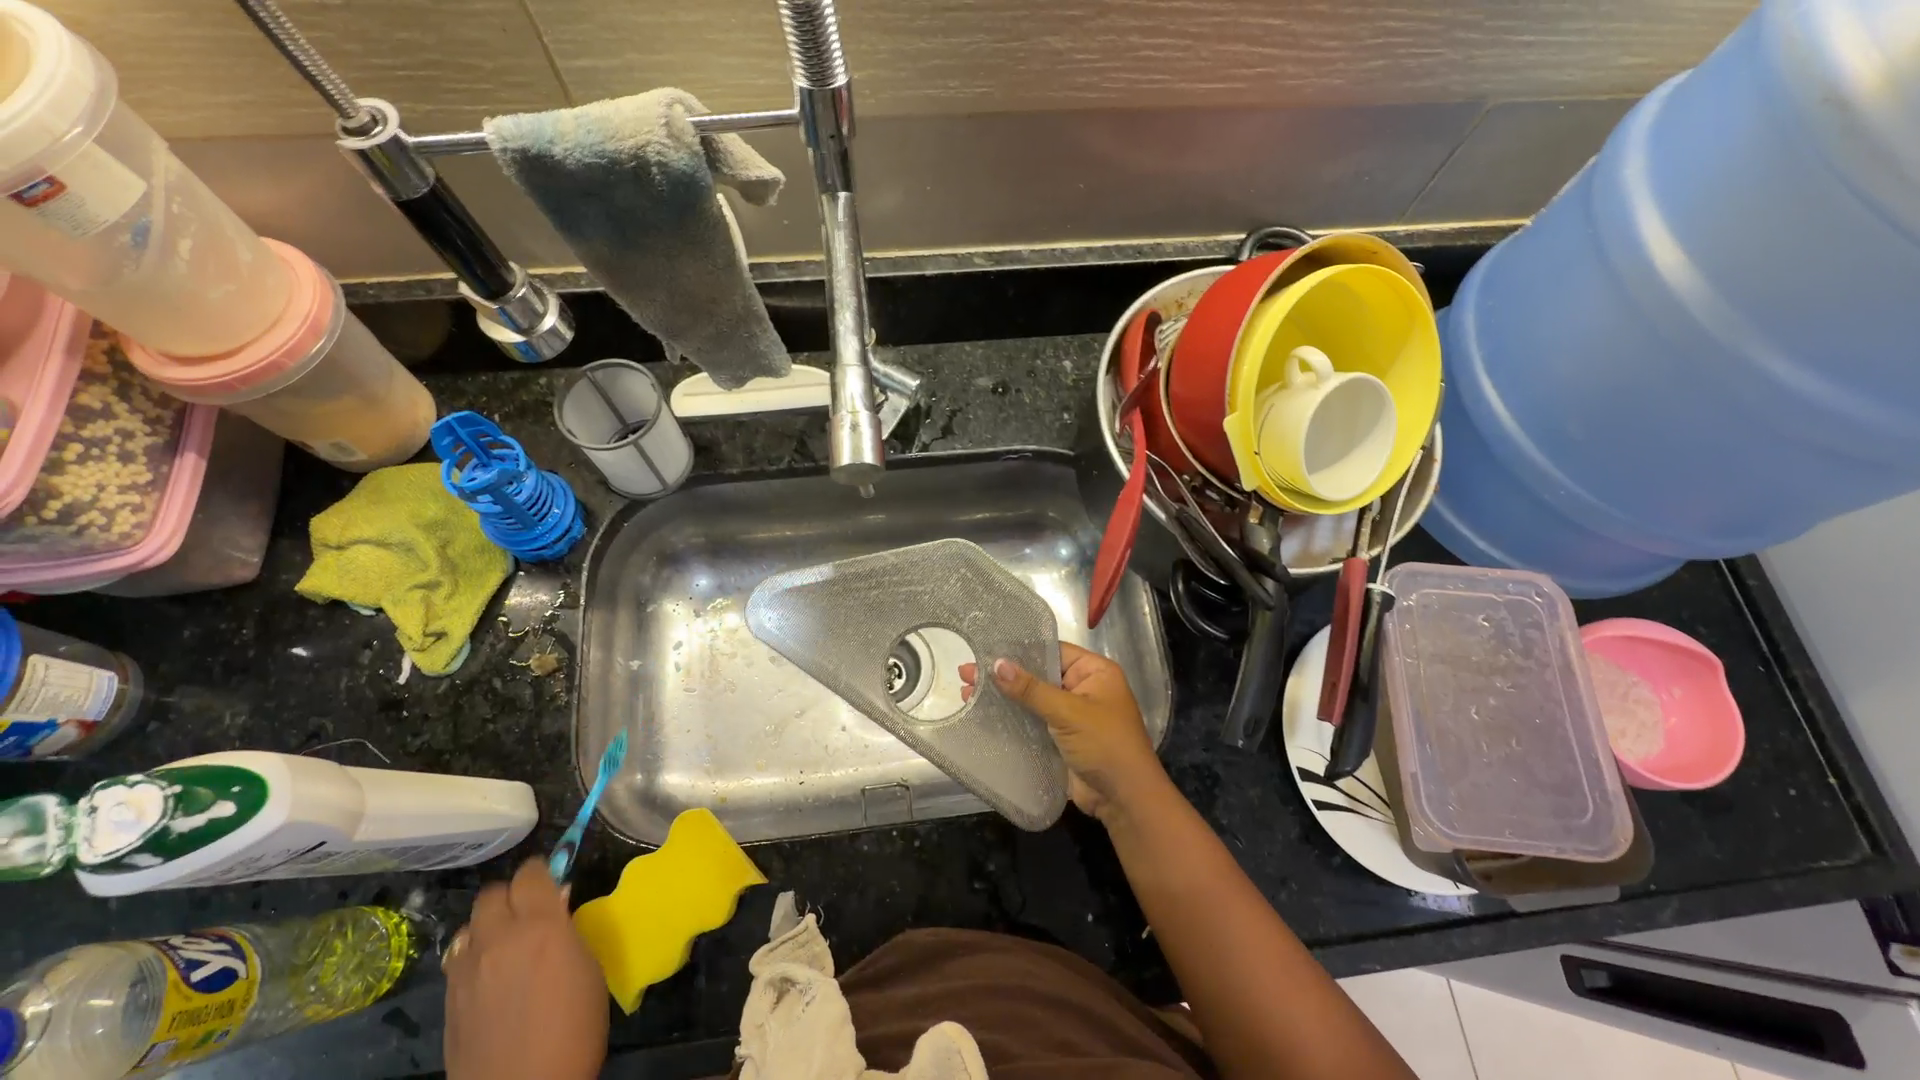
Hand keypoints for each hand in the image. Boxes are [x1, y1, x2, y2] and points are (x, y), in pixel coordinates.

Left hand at [444, 859, 608, 1079]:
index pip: (530, 874)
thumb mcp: (589, 974)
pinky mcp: (448, 996)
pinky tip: (490, 977)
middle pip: (493, 893)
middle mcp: (498, 938)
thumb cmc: (574, 1033)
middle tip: (530, 914)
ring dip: (489, 925)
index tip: (551, 882)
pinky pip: (459, 956)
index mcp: (540, 927)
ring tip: (506, 946)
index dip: (541, 873)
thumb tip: (556, 910)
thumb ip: (568, 935)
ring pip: (471, 923)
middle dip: (512, 896)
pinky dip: (474, 954)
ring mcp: (466, 968)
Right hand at [962, 643, 1172, 822]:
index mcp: (1094, 672)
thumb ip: (1031, 689)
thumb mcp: (1068, 712)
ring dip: (1003, 697)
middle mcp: (1083, 688)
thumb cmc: (1104, 744)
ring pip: (1032, 700)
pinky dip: (1010, 718)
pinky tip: (983, 715)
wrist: (1123, 798)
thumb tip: (996, 664)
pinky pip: (1032, 722)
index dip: (1019, 650)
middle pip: (1038, 675)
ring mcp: (1071, 715)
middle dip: (1004, 675)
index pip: (1052, 651)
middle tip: (966, 672)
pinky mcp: (1060, 739)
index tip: (984, 649)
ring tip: (966, 692)